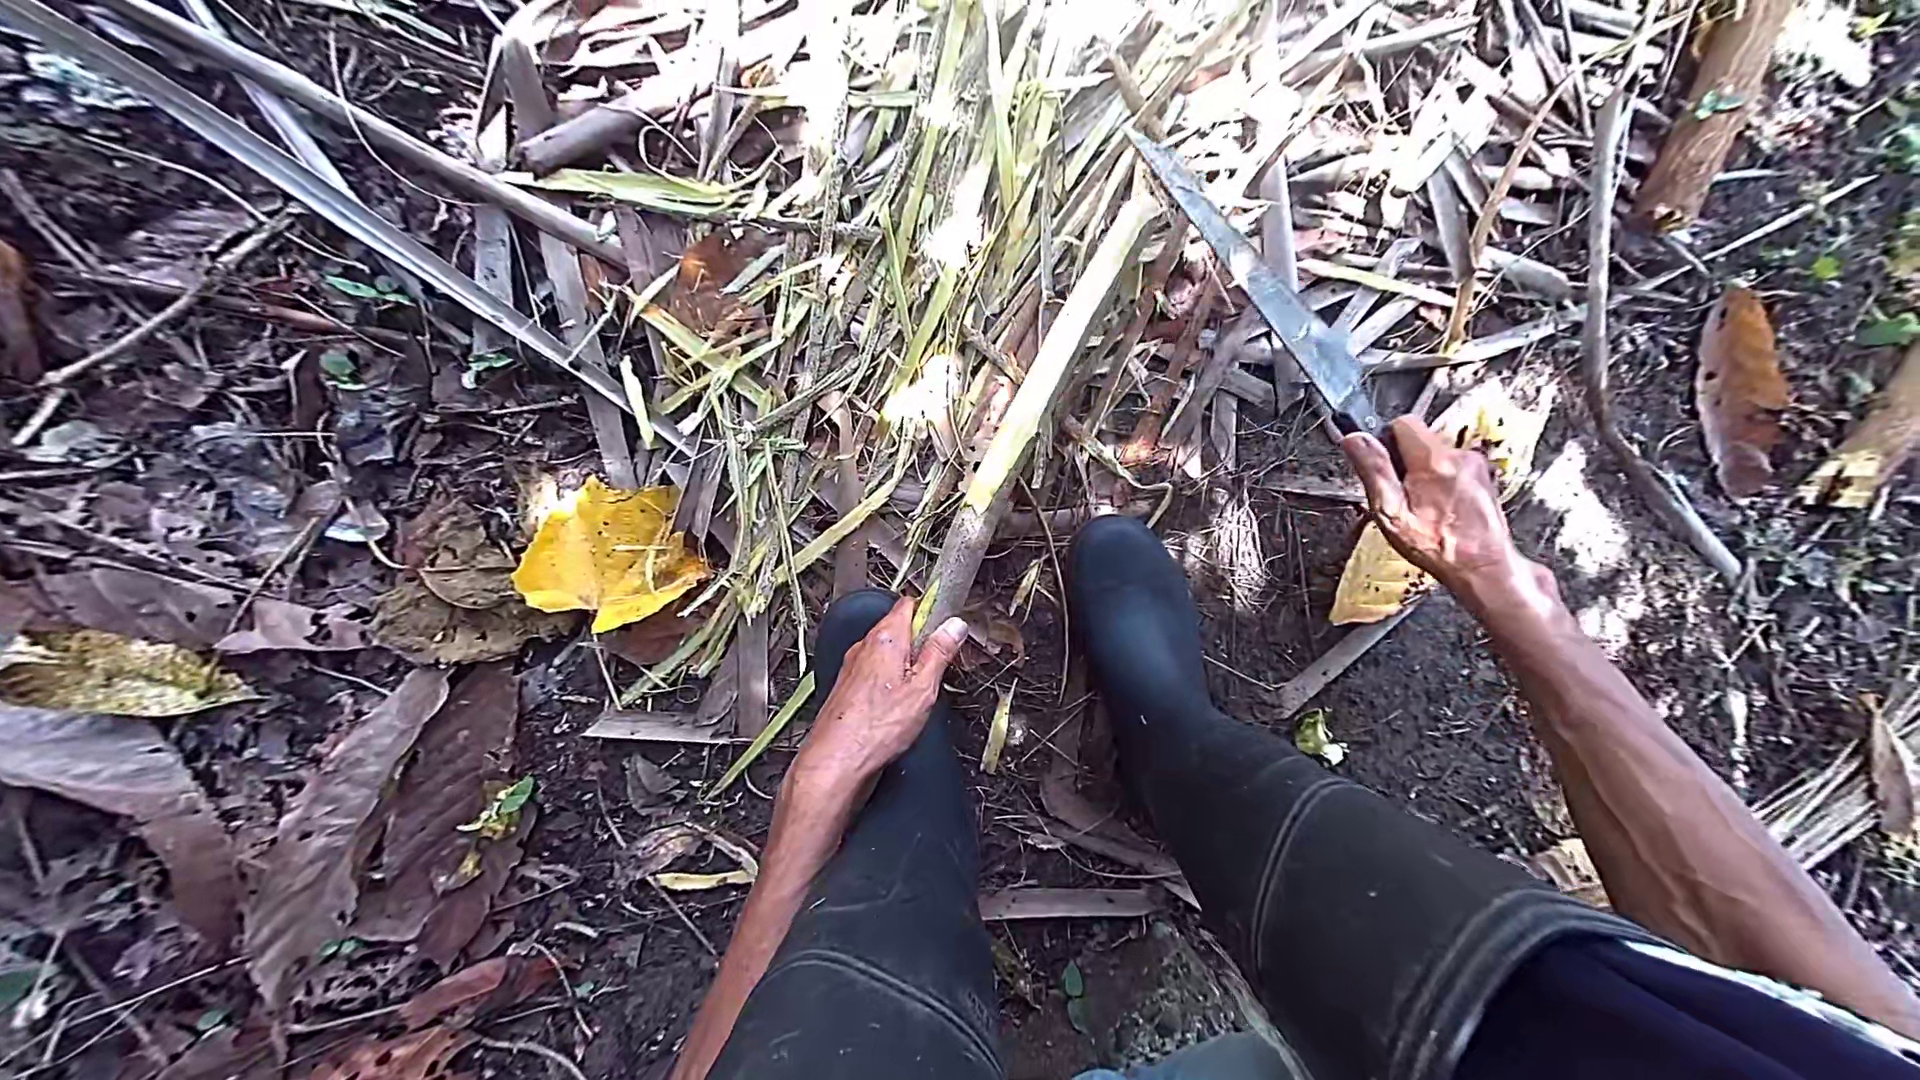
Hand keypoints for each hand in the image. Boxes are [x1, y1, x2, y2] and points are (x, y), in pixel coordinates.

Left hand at [793, 596, 967, 788]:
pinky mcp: (849, 687)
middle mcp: (865, 646)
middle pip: (899, 627)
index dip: (931, 610)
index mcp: (885, 638)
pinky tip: (898, 704)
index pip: (909, 604)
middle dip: (921, 642)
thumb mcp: (922, 688)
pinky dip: (891, 680)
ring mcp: (854, 666)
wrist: (836, 760)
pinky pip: (876, 672)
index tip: (947, 625)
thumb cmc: (873, 727)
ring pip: (887, 652)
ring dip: (906, 663)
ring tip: (920, 689)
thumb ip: (939, 652)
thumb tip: (953, 626)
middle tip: (939, 664)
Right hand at [1340, 415, 1531, 597]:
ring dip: (1420, 473)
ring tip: (1418, 505)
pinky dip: (1438, 482)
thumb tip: (1354, 440)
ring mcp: (1475, 466)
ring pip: (1433, 454)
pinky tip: (1436, 507)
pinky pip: (1450, 467)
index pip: (1403, 423)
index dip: (1385, 439)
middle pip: (1418, 439)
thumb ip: (1372, 470)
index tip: (1380, 462)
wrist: (1482, 567)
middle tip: (1398, 494)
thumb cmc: (1436, 545)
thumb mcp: (1389, 511)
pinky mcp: (1482, 478)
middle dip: (1401, 460)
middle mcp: (1460, 457)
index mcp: (1433, 461)